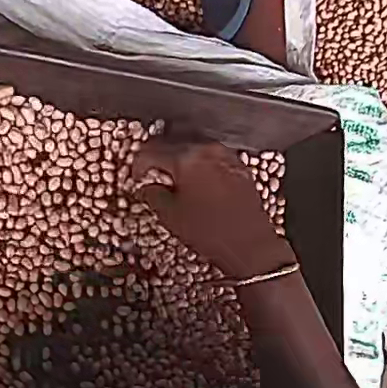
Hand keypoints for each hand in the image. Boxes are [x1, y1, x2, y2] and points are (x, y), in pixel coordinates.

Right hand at [130, 139, 292, 277]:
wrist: (250, 245)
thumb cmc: (210, 232)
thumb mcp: (171, 216)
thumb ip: (153, 194)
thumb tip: (146, 187)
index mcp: (185, 157)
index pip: (151, 151)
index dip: (138, 164)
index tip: (136, 176)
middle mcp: (206, 149)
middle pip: (173, 142)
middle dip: (158, 156)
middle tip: (150, 173)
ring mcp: (226, 156)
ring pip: (195, 147)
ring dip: (180, 158)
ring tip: (173, 178)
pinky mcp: (240, 167)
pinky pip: (213, 157)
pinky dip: (200, 164)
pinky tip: (197, 182)